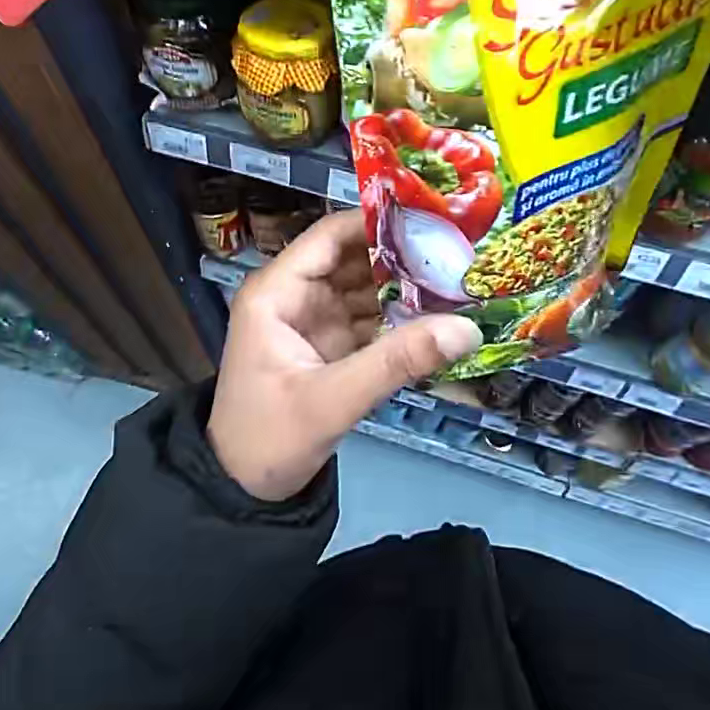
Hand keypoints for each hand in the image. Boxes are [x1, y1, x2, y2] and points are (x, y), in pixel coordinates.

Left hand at [210, 211, 482, 500]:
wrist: (242, 490)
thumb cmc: (269, 438)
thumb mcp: (332, 400)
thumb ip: (397, 362)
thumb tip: (467, 328)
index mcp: (277, 291)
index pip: (329, 236)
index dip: (377, 222)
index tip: (432, 218)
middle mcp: (295, 295)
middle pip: (353, 258)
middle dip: (402, 254)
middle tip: (460, 248)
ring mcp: (313, 319)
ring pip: (365, 287)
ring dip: (406, 284)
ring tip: (461, 275)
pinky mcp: (329, 344)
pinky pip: (369, 318)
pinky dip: (400, 316)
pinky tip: (439, 314)